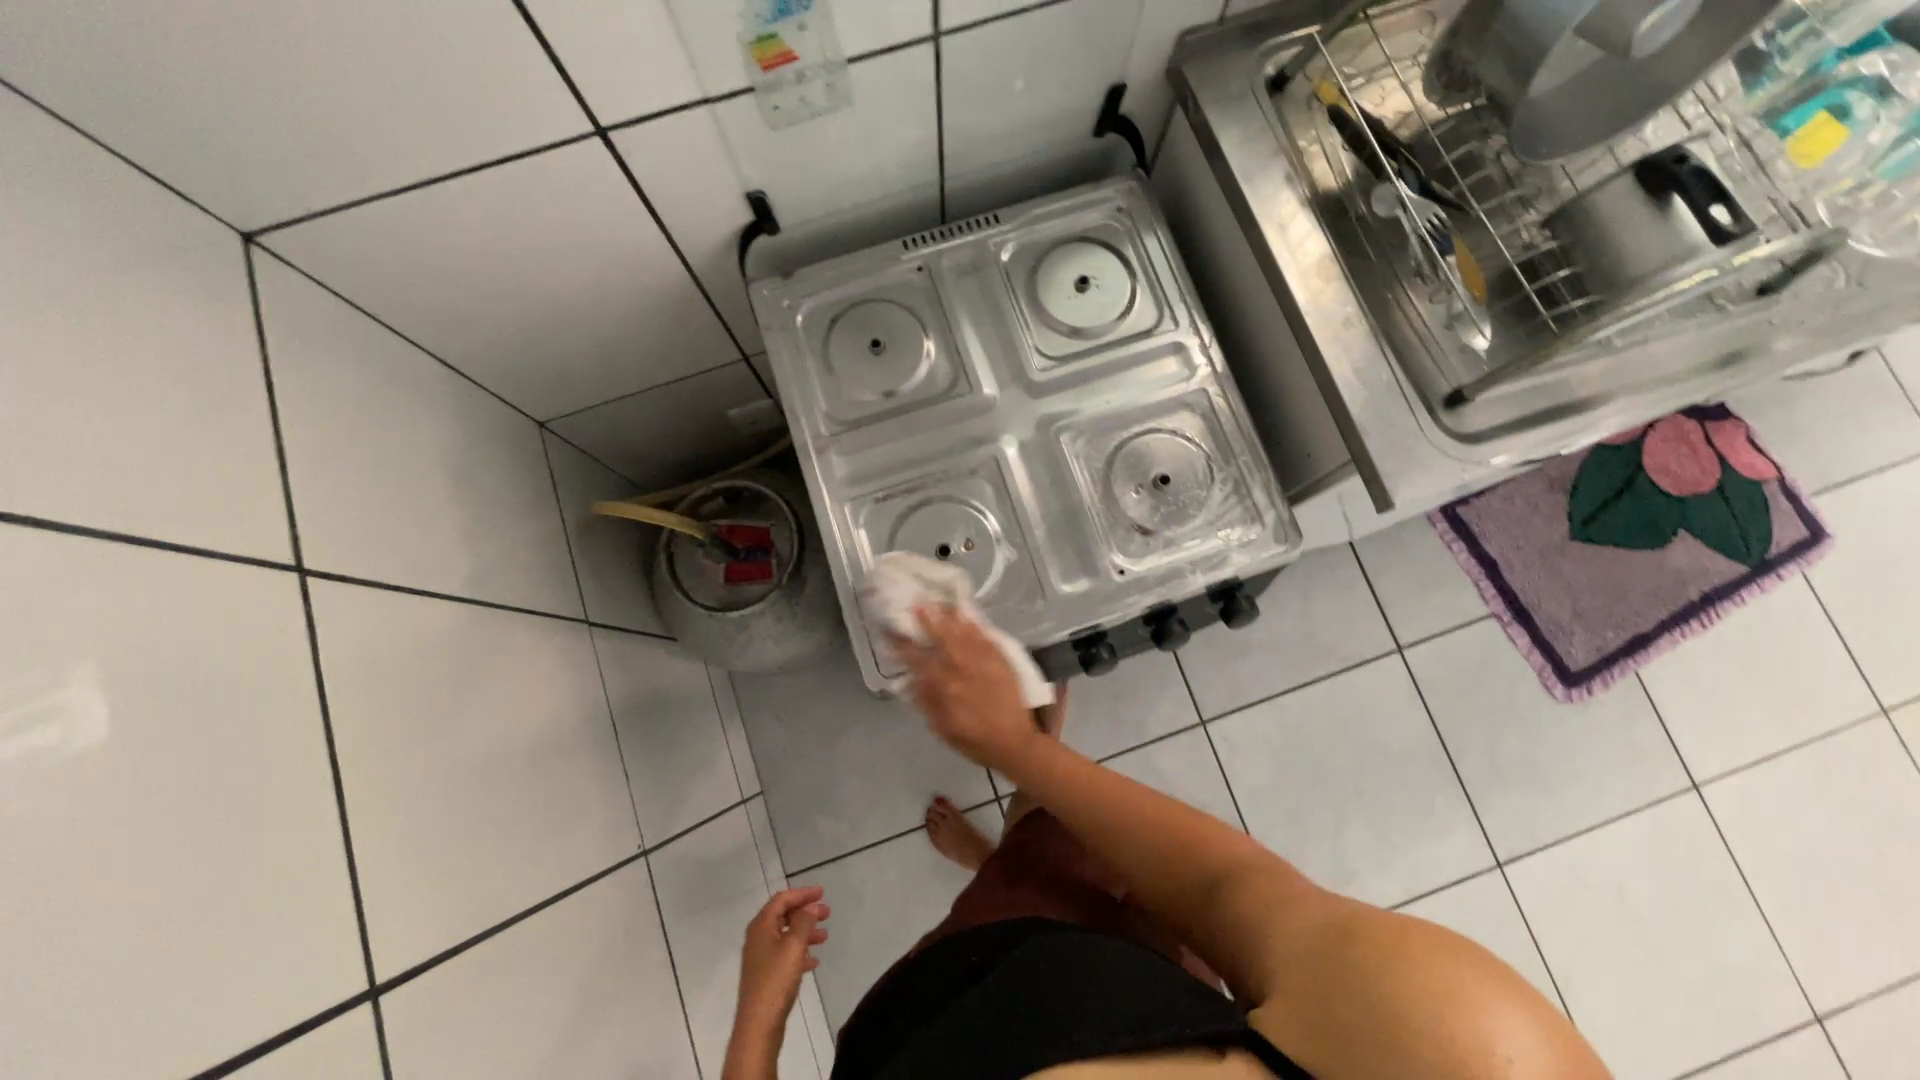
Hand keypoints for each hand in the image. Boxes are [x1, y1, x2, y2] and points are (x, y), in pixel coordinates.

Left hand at [733, 886, 829, 1041]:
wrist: (758, 1024)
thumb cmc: (776, 980)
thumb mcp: (794, 946)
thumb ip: (803, 922)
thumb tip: (810, 906)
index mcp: (761, 926)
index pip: (782, 899)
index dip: (802, 893)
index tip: (822, 892)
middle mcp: (758, 938)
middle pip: (783, 916)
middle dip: (805, 912)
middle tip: (827, 913)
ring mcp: (760, 957)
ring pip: (786, 936)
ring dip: (805, 932)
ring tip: (825, 937)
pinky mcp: (765, 975)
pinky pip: (785, 955)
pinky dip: (800, 952)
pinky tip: (814, 961)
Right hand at [891, 605, 1038, 769]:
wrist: (1015, 743)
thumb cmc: (974, 741)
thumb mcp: (942, 729)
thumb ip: (926, 702)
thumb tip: (912, 680)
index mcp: (946, 687)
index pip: (919, 661)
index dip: (903, 645)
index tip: (891, 632)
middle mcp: (964, 670)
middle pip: (944, 639)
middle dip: (929, 621)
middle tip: (918, 605)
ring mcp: (985, 663)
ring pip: (966, 635)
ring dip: (952, 618)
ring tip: (941, 604)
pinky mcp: (1003, 662)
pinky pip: (987, 639)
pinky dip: (977, 627)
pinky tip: (970, 618)